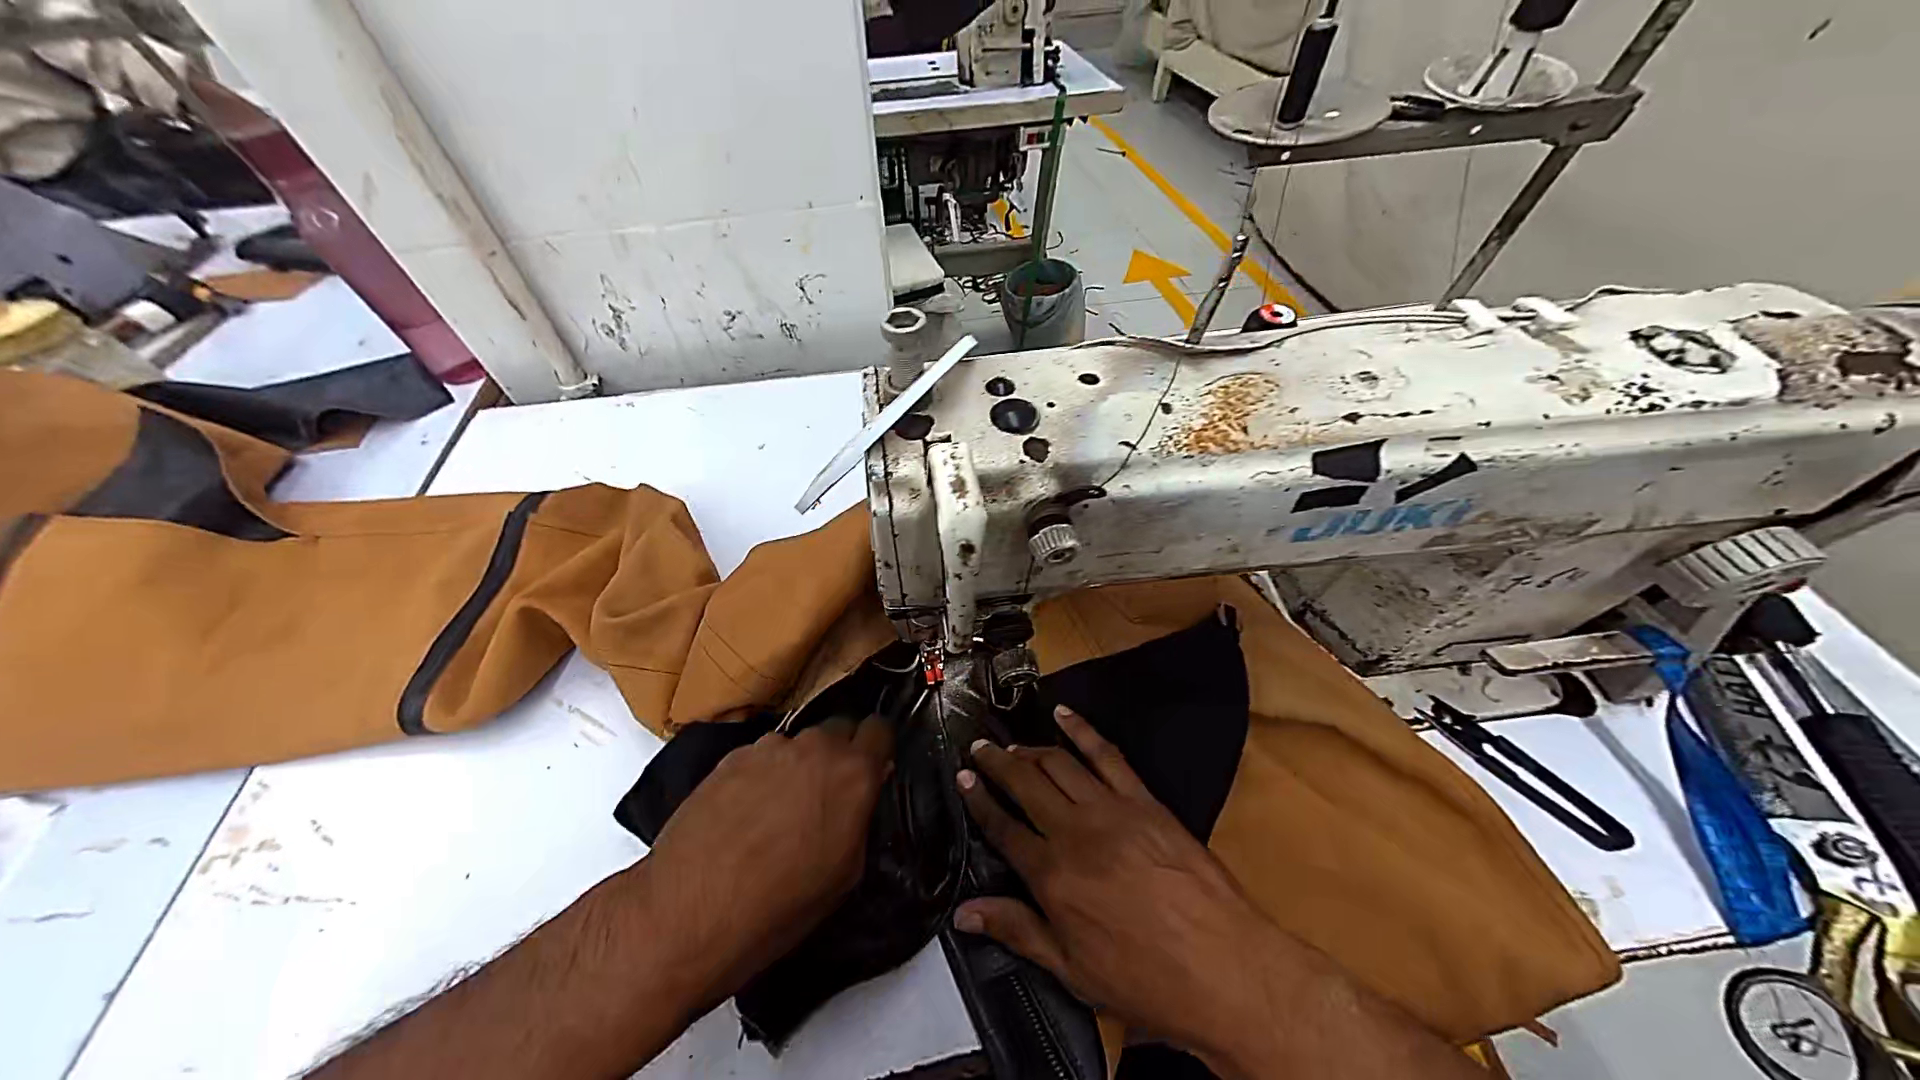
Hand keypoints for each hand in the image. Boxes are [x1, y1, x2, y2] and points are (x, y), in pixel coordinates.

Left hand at [647, 715, 893, 1004]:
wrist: (690, 912)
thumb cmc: (778, 906)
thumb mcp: (846, 873)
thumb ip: (861, 818)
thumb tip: (861, 795)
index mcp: (853, 774)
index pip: (880, 729)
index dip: (878, 748)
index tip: (873, 766)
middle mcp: (814, 748)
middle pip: (839, 730)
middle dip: (839, 754)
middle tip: (827, 795)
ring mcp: (769, 749)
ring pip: (798, 744)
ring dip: (799, 765)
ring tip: (779, 810)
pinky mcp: (730, 757)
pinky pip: (760, 756)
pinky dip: (762, 775)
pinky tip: (746, 813)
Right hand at [953, 705, 1283, 1069]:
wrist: (1224, 968)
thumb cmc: (1148, 978)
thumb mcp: (1073, 970)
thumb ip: (1016, 931)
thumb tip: (966, 914)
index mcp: (1053, 875)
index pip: (1002, 827)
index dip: (978, 800)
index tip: (963, 779)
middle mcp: (1075, 833)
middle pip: (1024, 783)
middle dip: (996, 763)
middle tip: (979, 749)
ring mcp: (1111, 810)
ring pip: (1058, 764)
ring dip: (1030, 749)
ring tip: (1012, 744)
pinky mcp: (1144, 800)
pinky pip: (1107, 754)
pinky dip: (1082, 730)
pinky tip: (1064, 715)